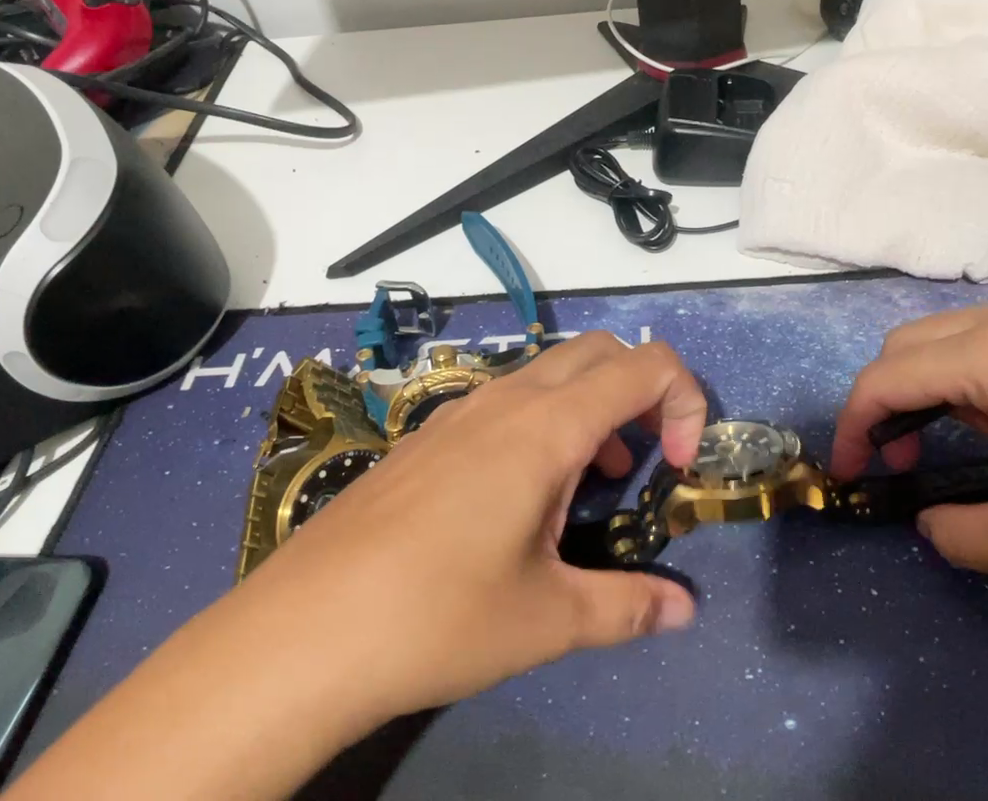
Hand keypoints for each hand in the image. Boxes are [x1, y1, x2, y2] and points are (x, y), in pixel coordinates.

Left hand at [246, 332, 706, 722]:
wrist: (302, 633)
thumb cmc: (437, 618)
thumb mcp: (547, 619)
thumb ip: (627, 605)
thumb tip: (685, 609)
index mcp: (546, 429)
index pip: (644, 366)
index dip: (684, 400)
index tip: (678, 465)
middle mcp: (504, 402)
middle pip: (598, 352)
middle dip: (641, 391)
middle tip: (647, 458)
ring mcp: (458, 415)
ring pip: (548, 374)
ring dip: (590, 409)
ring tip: (591, 484)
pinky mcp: (427, 439)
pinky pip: (505, 403)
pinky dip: (543, 424)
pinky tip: (523, 498)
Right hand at [832, 302, 987, 609]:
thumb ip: (961, 534)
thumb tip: (930, 525)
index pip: (887, 375)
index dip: (851, 426)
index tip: (848, 477)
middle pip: (911, 343)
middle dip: (883, 400)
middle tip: (895, 464)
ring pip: (954, 340)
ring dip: (926, 387)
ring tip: (938, 450)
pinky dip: (970, 381)